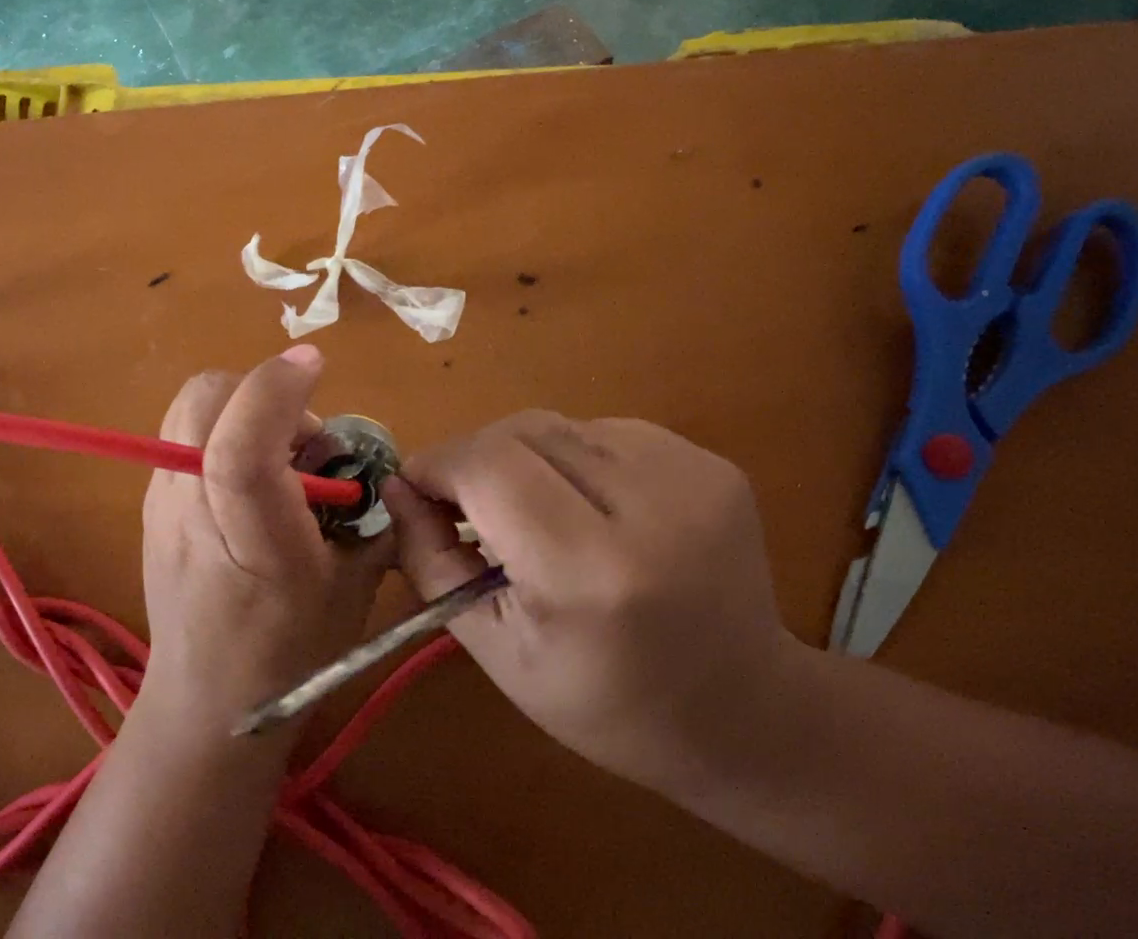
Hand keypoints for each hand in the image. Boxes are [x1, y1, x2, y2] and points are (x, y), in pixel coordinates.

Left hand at [139, 346, 391, 737]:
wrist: (206, 707)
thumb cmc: (288, 660)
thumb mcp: (350, 592)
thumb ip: (368, 520)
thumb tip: (371, 468)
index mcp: (250, 542)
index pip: (239, 447)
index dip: (275, 392)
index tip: (315, 366)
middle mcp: (191, 510)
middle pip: (202, 400)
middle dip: (261, 390)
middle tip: (305, 440)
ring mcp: (161, 504)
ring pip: (188, 408)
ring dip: (241, 407)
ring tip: (280, 461)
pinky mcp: (151, 506)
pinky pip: (182, 435)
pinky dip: (221, 430)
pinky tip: (250, 484)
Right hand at [384, 412, 796, 785]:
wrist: (741, 713)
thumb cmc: (603, 703)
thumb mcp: (496, 650)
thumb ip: (433, 561)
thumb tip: (396, 488)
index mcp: (591, 571)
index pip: (489, 467)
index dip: (437, 465)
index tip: (414, 490)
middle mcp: (651, 506)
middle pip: (521, 431)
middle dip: (472, 459)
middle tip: (461, 508)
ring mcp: (691, 475)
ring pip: (560, 424)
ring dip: (521, 457)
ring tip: (530, 516)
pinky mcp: (712, 463)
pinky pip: (606, 432)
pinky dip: (572, 459)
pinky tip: (586, 510)